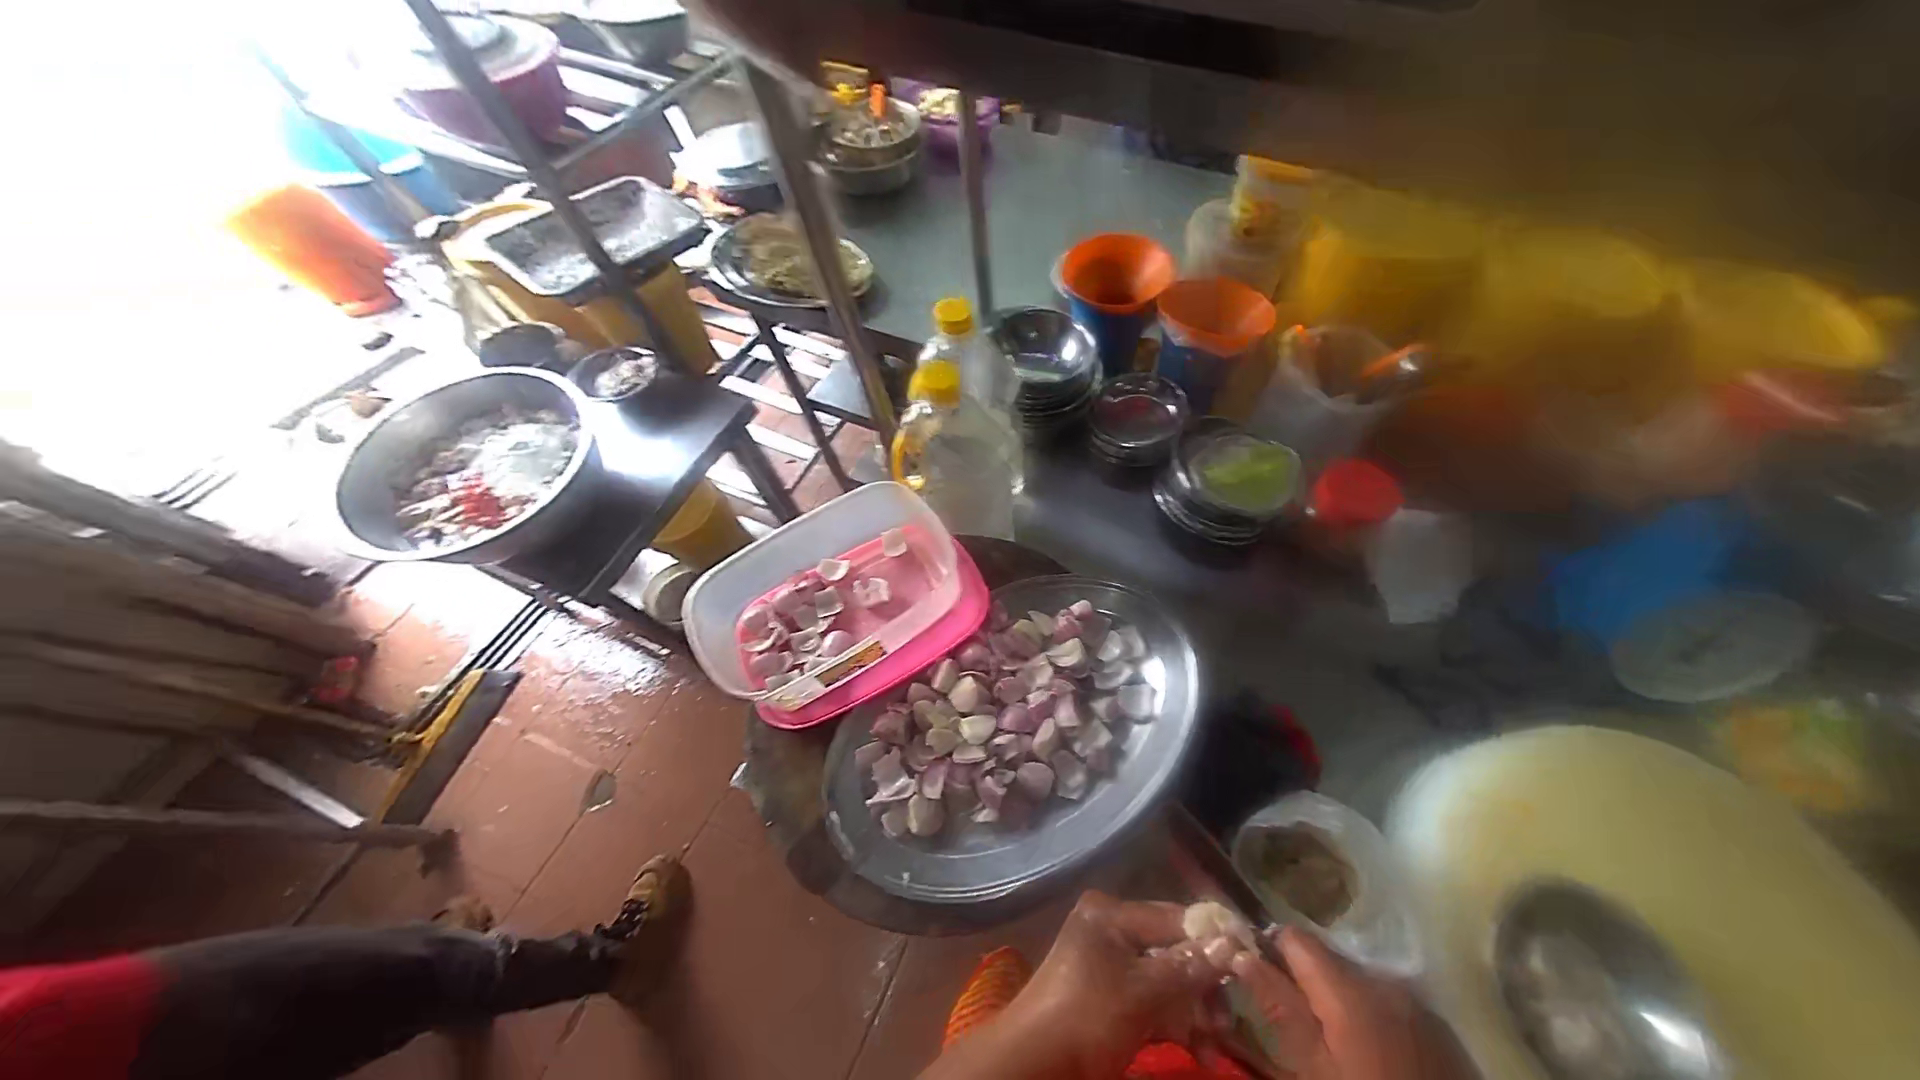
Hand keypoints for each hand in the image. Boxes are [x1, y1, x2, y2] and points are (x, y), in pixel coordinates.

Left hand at [918, 891, 1221, 1079]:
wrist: (1039, 1060)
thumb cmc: (1089, 1014)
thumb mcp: (1143, 991)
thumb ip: (1188, 967)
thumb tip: (1231, 944)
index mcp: (1111, 913)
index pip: (1174, 917)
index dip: (1213, 938)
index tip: (1252, 959)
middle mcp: (1111, 927)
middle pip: (1173, 946)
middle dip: (1206, 982)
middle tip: (1233, 1015)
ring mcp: (1111, 960)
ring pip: (1168, 976)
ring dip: (1196, 1007)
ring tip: (1220, 1038)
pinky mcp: (1113, 993)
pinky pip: (1153, 997)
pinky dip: (1177, 1020)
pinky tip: (1203, 1049)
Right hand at [1227, 927, 1466, 1079]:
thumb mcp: (1314, 1070)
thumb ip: (1279, 1007)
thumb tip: (1242, 954)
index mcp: (1349, 986)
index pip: (1293, 936)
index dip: (1270, 951)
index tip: (1259, 980)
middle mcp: (1383, 978)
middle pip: (1326, 957)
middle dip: (1305, 980)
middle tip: (1296, 1024)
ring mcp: (1418, 1001)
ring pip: (1357, 979)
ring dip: (1338, 999)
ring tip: (1336, 1044)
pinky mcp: (1440, 1027)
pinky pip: (1388, 1001)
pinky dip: (1370, 1015)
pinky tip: (1373, 1055)